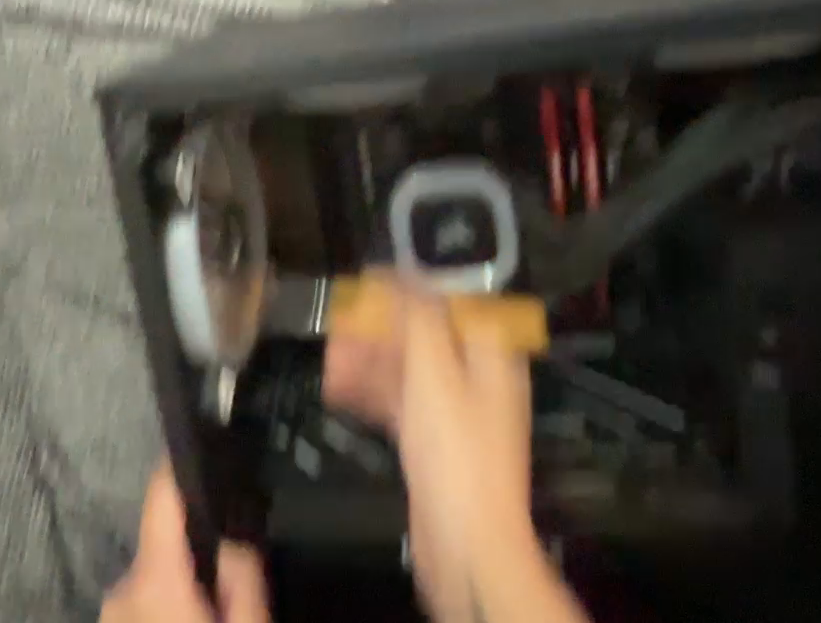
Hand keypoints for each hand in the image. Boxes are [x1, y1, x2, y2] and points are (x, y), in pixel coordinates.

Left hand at [101, 462, 268, 622]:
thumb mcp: (248, 622)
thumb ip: (243, 571)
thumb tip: (230, 541)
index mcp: (156, 576)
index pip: (160, 493)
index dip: (180, 462)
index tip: (202, 438)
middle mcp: (122, 586)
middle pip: (166, 541)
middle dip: (196, 551)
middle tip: (227, 580)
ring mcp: (110, 609)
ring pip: (156, 573)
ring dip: (179, 582)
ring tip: (208, 609)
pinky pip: (143, 598)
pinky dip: (163, 604)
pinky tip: (185, 619)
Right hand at [323, 275, 535, 622]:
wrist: (466, 544)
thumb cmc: (455, 450)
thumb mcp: (434, 370)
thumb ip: (416, 316)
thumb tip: (396, 275)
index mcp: (489, 352)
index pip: (449, 301)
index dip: (407, 288)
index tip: (368, 281)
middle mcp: (476, 376)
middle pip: (423, 336)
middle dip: (379, 328)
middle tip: (339, 321)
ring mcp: (454, 412)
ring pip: (407, 370)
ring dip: (369, 359)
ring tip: (330, 355)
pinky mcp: (434, 442)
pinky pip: (399, 402)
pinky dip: (371, 391)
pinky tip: (339, 388)